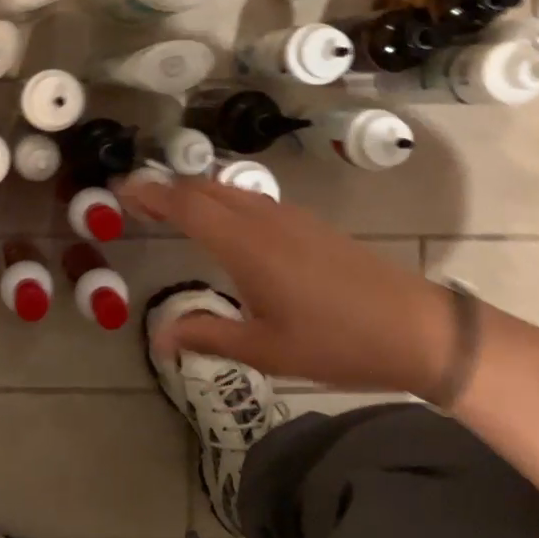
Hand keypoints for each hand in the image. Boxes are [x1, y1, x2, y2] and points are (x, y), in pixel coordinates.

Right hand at [118, 176, 456, 396]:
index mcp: (246, 244)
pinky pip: (252, 199)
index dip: (150, 194)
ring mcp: (291, 218)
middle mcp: (264, 219)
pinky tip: (224, 224)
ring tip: (171, 209)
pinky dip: (223, 200)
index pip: (186, 205)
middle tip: (136, 199)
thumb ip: (207, 334)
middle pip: (205, 189)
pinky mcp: (310, 225)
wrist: (417, 329)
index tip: (121, 189)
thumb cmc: (336, 342)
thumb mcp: (265, 349)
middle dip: (167, 189)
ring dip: (196, 192)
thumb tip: (158, 337)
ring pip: (231, 190)